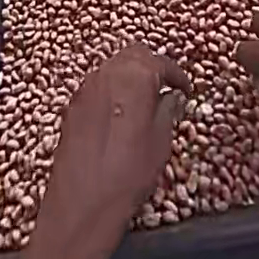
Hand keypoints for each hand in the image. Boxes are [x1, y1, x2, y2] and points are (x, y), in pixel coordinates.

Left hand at [35, 44, 191, 246]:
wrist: (82, 202)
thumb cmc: (129, 172)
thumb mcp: (161, 140)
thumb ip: (168, 110)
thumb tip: (172, 96)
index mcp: (134, 75)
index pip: (161, 62)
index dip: (177, 75)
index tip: (185, 90)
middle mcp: (108, 73)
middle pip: (134, 55)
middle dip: (152, 67)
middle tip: (166, 89)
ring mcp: (86, 88)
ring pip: (113, 67)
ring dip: (130, 77)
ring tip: (144, 102)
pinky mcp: (72, 105)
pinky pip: (98, 86)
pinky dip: (112, 91)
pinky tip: (120, 115)